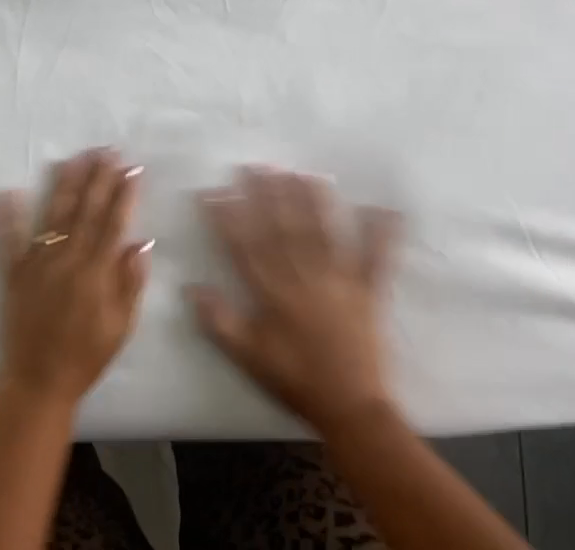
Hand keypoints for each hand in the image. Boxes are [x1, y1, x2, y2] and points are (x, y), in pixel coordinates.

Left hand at [0, 149, 152, 407]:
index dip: (124, 193)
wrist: (39, 381)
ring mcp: (37, 263)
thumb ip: (130, 283)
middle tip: (106, 150)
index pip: (113, 223)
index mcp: (97, 273)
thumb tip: (141, 243)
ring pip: (53, 215)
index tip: (132, 168)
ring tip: (73, 158)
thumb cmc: (86, 357)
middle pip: (85, 210)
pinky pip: (8, 240)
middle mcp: (67, 260)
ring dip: (64, 184)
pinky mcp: (13, 273)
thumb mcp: (121, 326)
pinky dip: (6, 216)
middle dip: (98, 178)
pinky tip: (6, 191)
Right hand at [188, 166, 402, 434]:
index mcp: (272, 293)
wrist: (351, 409)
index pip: (244, 246)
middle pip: (282, 229)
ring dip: (312, 201)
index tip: (214, 189)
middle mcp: (304, 278)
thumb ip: (219, 321)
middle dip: (268, 195)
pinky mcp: (369, 293)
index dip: (227, 216)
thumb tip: (192, 286)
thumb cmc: (294, 381)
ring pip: (323, 233)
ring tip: (302, 172)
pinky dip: (381, 233)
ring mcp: (339, 282)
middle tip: (257, 165)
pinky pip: (377, 259)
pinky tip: (382, 208)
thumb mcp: (247, 356)